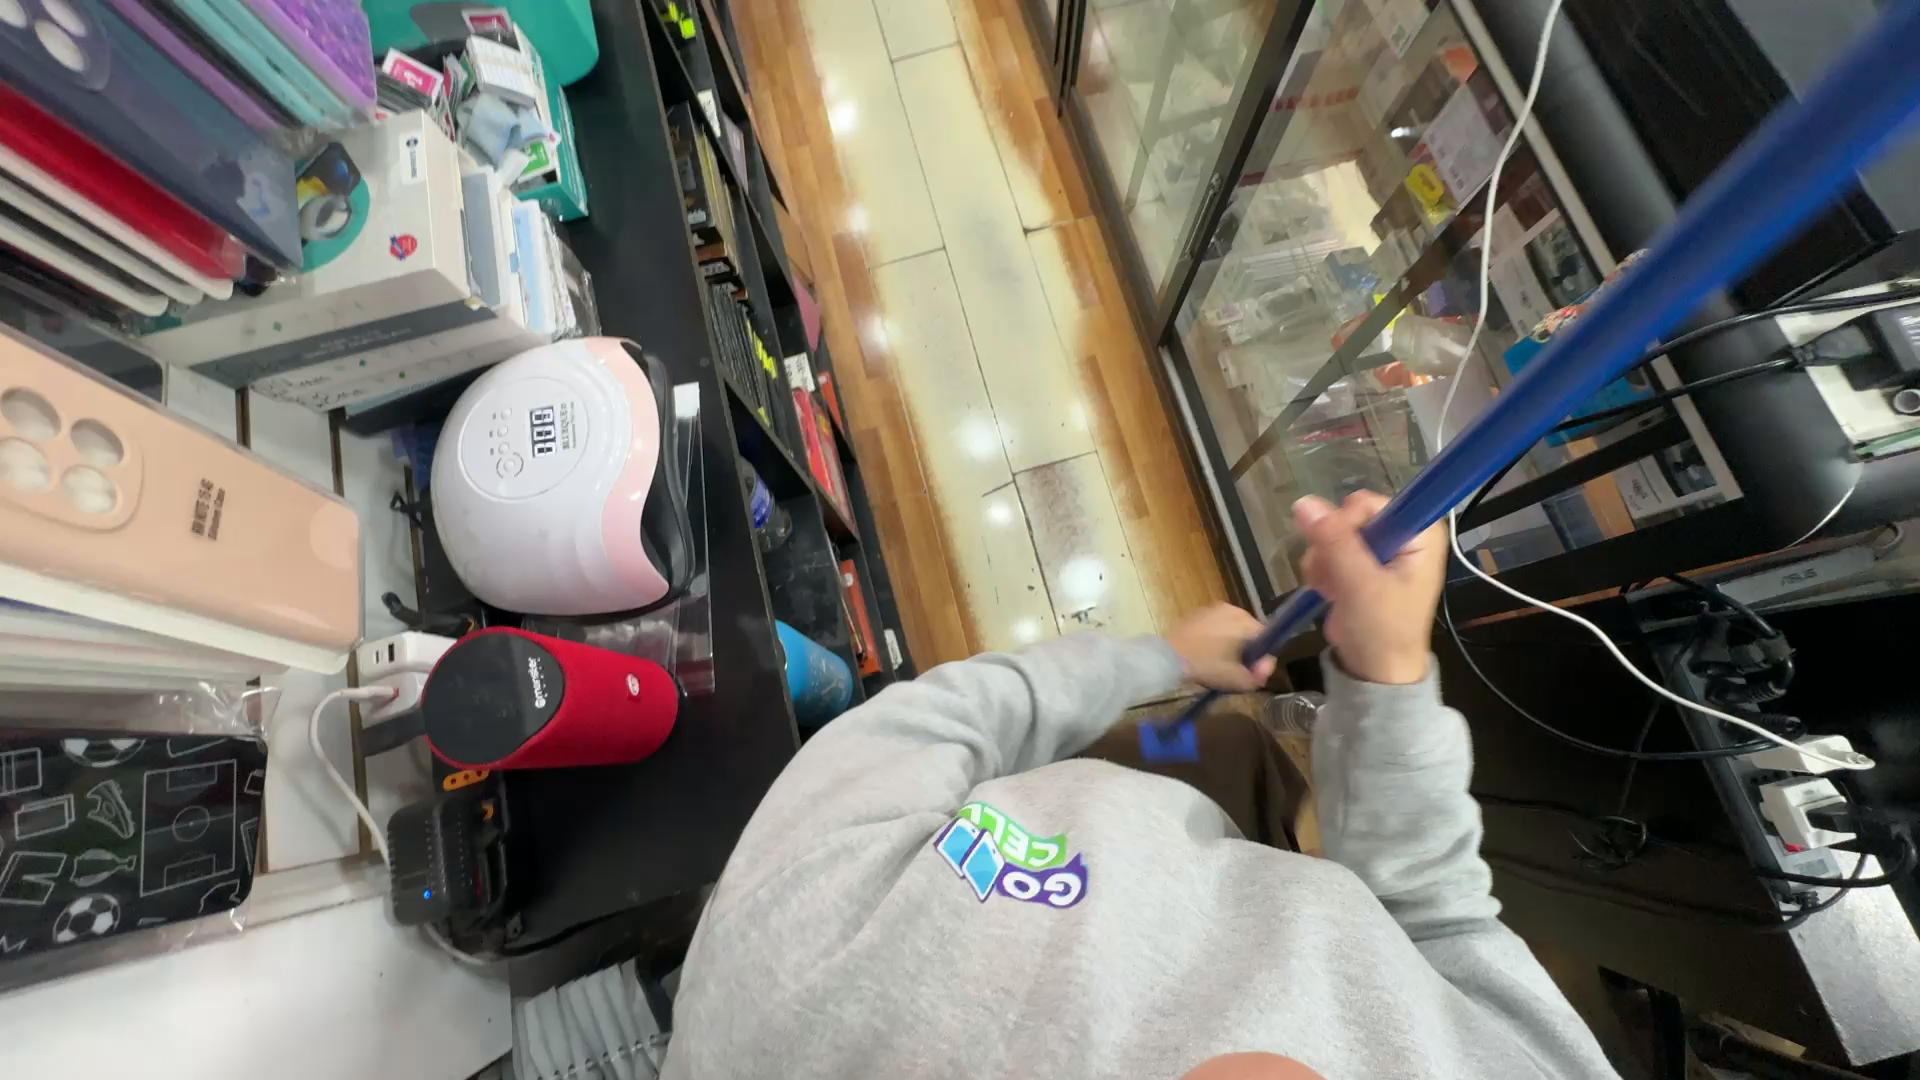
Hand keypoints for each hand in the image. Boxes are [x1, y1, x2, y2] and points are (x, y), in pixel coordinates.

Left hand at [1166, 604, 1276, 690]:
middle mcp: (1230, 609)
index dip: (1263, 659)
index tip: (1255, 675)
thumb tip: (1262, 671)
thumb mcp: (1237, 679)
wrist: (1167, 656)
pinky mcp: (1195, 615)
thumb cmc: (1205, 665)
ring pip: (1231, 630)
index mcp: (1244, 620)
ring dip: (1231, 647)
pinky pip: (1214, 628)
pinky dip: (1215, 641)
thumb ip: (1257, 677)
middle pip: (1248, 633)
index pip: (1266, 639)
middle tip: (1240, 673)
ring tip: (1223, 666)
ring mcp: (1210, 609)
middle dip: (1247, 653)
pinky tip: (1207, 656)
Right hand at [1294, 491, 1446, 684]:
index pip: (1370, 504)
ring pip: (1331, 533)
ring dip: (1322, 561)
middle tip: (1334, 575)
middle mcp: (1400, 535)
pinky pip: (1325, 549)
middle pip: (1347, 517)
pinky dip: (1320, 570)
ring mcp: (1378, 549)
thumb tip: (1304, 503)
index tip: (1339, 552)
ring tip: (1333, 589)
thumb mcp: (1359, 584)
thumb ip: (1335, 541)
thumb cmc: (1382, 629)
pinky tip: (1328, 590)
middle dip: (1331, 546)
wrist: (1375, 669)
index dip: (1347, 523)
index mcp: (1419, 534)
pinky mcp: (1358, 564)